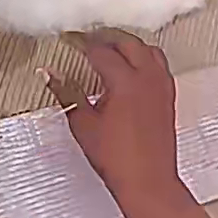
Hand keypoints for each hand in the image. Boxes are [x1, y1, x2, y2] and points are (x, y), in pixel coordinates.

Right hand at [42, 30, 179, 208]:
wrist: (148, 181)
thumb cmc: (116, 157)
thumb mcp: (82, 123)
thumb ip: (66, 92)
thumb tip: (50, 73)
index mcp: (125, 82)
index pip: (100, 50)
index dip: (81, 42)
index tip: (68, 39)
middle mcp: (147, 78)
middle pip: (127, 42)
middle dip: (105, 37)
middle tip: (86, 39)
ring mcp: (161, 86)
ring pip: (147, 49)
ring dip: (127, 44)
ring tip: (108, 48)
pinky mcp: (168, 96)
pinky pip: (158, 64)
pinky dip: (143, 57)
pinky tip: (130, 67)